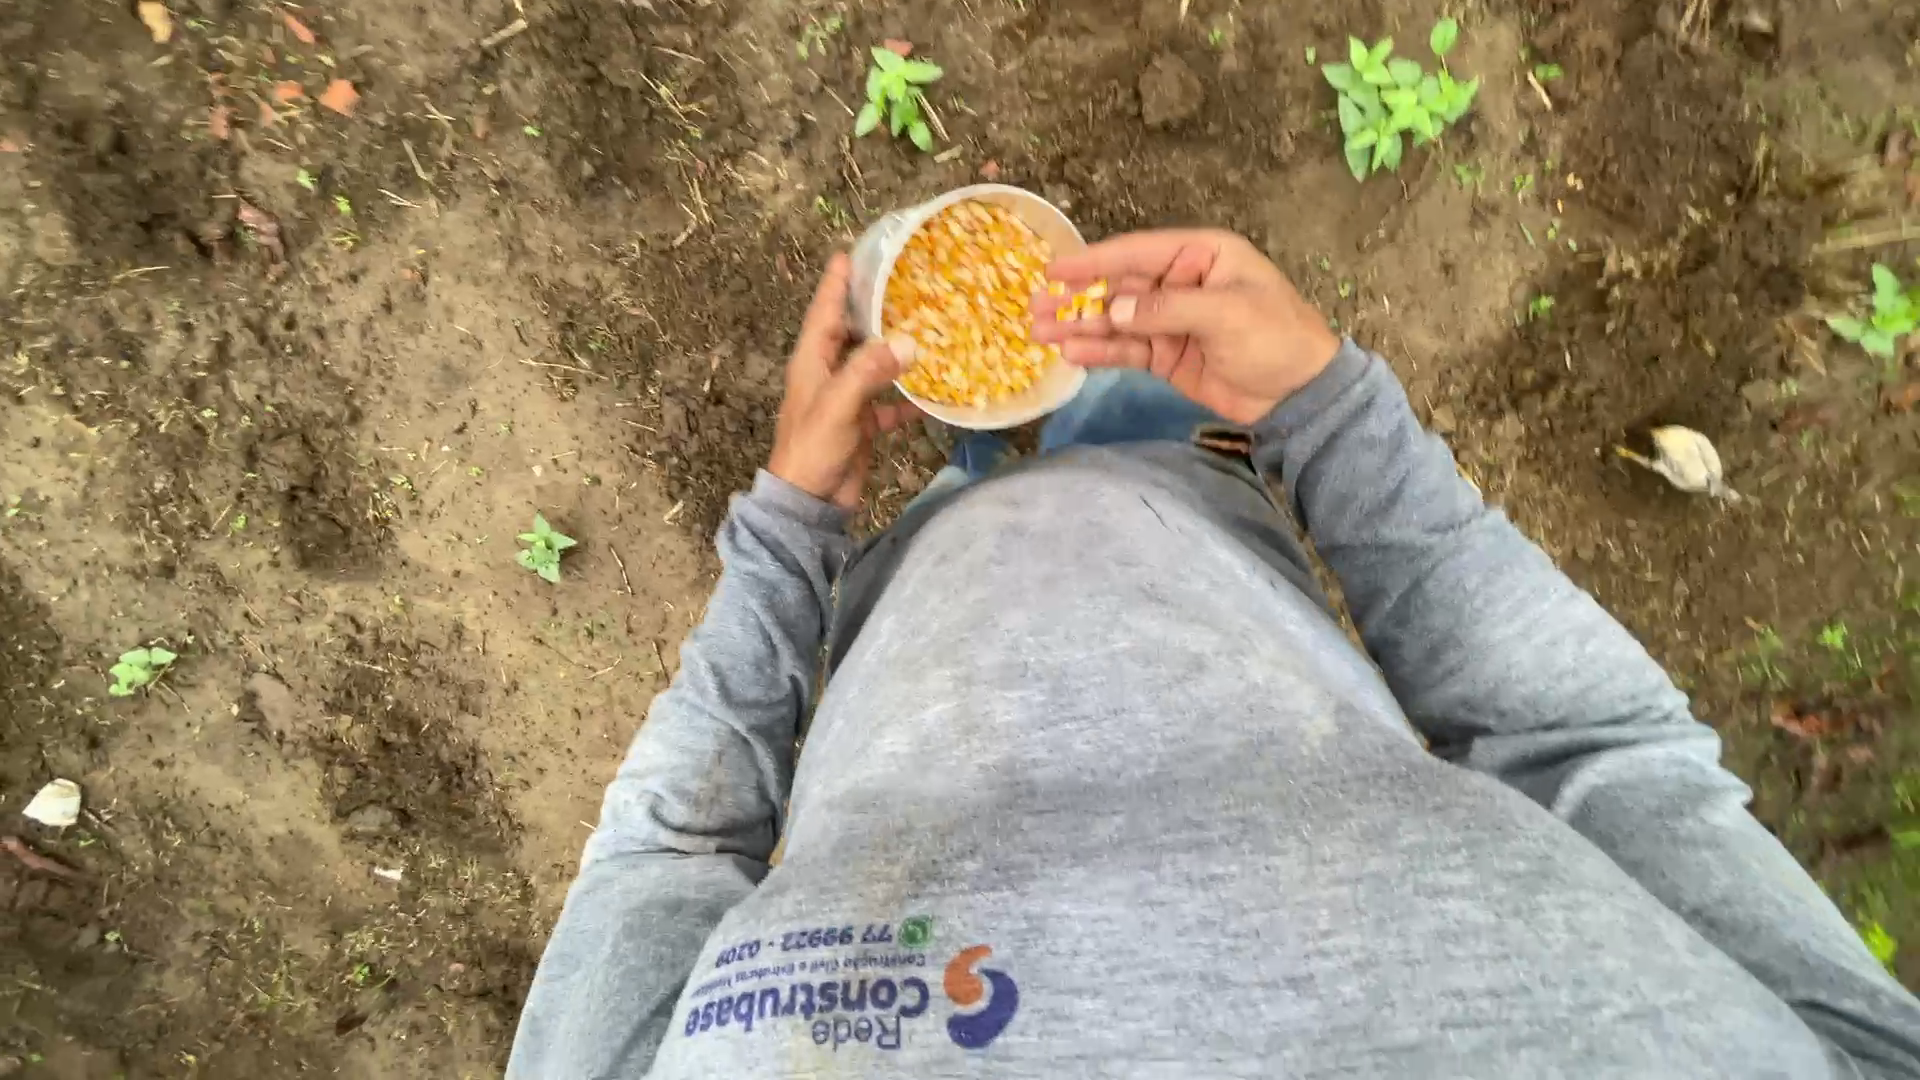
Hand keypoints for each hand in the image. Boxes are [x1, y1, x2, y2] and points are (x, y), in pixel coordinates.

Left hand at [768, 254, 920, 509]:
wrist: (811, 503)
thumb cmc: (813, 449)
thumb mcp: (838, 406)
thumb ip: (869, 371)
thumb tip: (908, 342)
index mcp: (812, 361)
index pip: (824, 310)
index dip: (837, 281)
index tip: (853, 251)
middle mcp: (828, 374)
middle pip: (852, 332)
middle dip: (875, 310)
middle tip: (906, 285)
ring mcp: (847, 399)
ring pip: (874, 365)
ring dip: (897, 351)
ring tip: (928, 329)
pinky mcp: (863, 424)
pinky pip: (889, 404)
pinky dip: (909, 399)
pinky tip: (934, 393)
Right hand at [1030, 229, 1341, 425]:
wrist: (1298, 394)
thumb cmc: (1275, 338)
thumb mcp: (1227, 313)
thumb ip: (1167, 310)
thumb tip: (1112, 312)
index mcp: (1200, 256)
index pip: (1138, 254)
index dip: (1094, 261)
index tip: (1053, 269)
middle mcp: (1179, 284)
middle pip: (1118, 288)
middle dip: (1077, 299)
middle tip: (1035, 308)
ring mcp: (1169, 322)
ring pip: (1116, 323)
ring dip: (1079, 328)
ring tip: (1040, 335)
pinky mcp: (1166, 356)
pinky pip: (1126, 351)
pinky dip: (1100, 353)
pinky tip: (1072, 354)